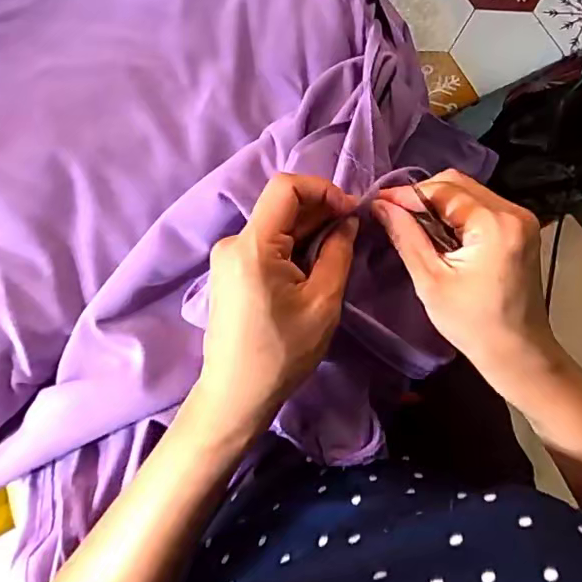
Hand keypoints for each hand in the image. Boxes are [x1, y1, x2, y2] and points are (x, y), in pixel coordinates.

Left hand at [190, 174, 359, 439]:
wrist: (235, 395)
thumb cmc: (281, 353)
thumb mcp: (322, 303)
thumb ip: (338, 253)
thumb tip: (348, 220)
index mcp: (252, 245)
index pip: (285, 186)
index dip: (323, 189)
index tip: (350, 211)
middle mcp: (234, 242)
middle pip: (281, 205)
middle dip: (320, 210)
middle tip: (353, 230)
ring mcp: (228, 256)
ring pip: (275, 224)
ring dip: (309, 228)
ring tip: (338, 249)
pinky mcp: (230, 270)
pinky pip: (266, 243)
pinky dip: (293, 244)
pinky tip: (313, 263)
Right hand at [371, 170, 566, 392]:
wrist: (518, 352)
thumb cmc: (472, 323)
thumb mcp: (430, 280)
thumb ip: (405, 235)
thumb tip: (380, 205)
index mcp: (495, 224)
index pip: (442, 190)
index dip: (406, 194)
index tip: (377, 202)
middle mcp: (513, 212)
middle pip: (456, 183)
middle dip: (420, 194)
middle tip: (391, 211)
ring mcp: (520, 218)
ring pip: (467, 191)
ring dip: (436, 202)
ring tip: (409, 221)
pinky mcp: (519, 227)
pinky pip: (479, 204)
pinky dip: (453, 211)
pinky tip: (435, 229)